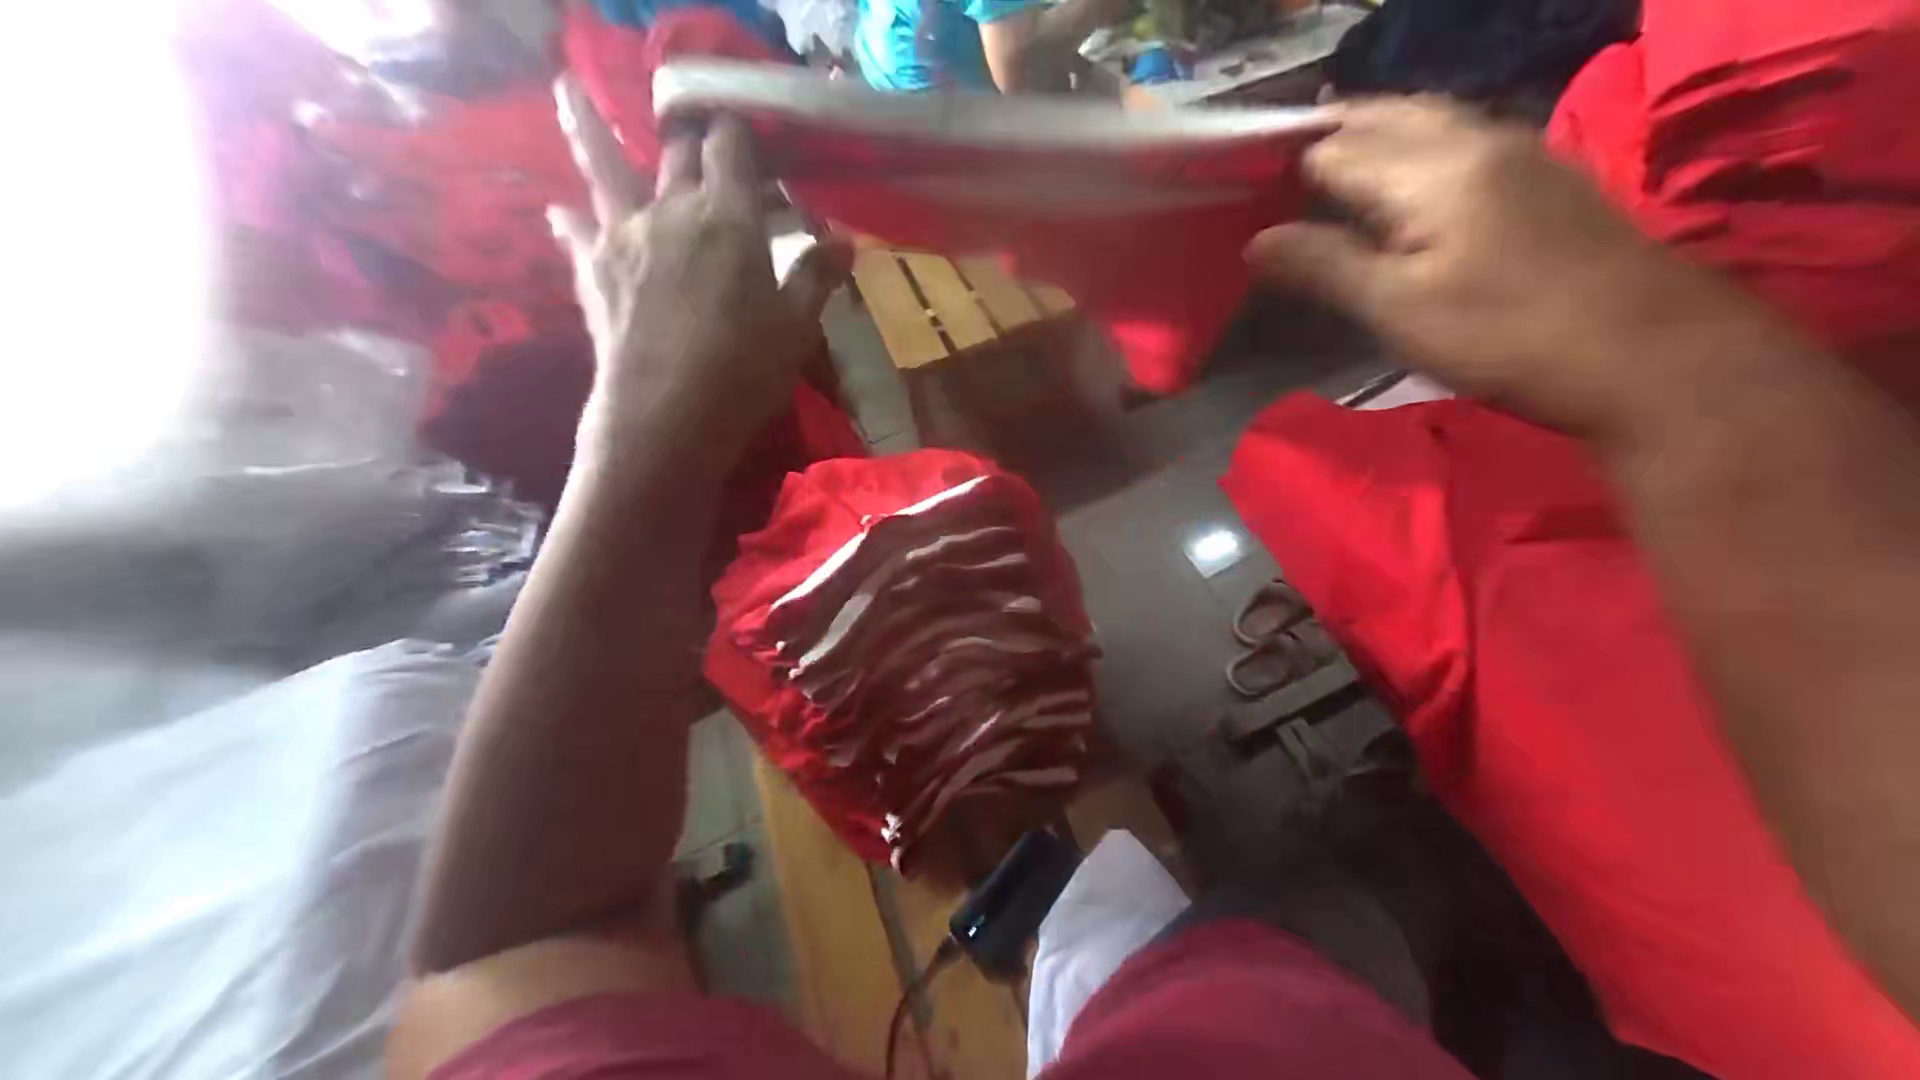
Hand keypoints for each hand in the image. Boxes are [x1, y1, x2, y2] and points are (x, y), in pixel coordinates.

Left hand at [549, 77, 851, 470]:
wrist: (667, 413)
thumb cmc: (745, 370)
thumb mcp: (796, 328)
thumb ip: (816, 277)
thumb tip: (846, 241)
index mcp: (730, 218)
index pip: (732, 148)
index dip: (739, 132)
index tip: (748, 133)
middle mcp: (673, 209)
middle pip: (679, 153)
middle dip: (691, 138)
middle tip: (696, 134)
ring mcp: (625, 233)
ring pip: (605, 165)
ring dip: (588, 125)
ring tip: (565, 89)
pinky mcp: (593, 266)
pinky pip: (577, 227)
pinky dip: (571, 217)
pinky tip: (561, 212)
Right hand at [1246, 96, 1778, 432]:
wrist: (1646, 355)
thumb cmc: (1502, 335)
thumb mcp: (1396, 308)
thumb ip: (1324, 266)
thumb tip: (1255, 242)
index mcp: (1434, 170)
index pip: (1340, 149)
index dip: (1291, 162)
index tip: (1248, 182)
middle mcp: (1479, 141)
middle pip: (1391, 117)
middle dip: (1335, 128)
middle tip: (1283, 154)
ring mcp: (1521, 156)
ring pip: (1433, 123)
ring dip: (1378, 131)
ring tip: (1333, 152)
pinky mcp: (1544, 183)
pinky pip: (1463, 142)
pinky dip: (1417, 148)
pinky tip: (1404, 176)